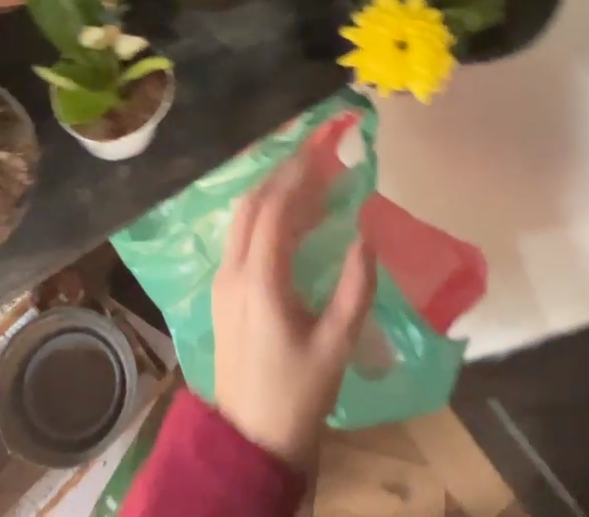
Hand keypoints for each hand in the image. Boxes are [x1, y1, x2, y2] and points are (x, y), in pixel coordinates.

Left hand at [212, 143, 375, 468]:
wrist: (249, 437)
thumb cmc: (298, 392)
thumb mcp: (337, 343)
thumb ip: (354, 287)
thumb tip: (366, 234)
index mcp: (259, 280)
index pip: (273, 209)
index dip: (297, 175)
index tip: (322, 151)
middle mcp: (232, 271)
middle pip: (250, 204)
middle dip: (281, 174)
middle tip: (316, 156)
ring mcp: (222, 280)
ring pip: (241, 219)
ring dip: (271, 192)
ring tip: (309, 180)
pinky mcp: (222, 291)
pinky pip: (240, 237)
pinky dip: (264, 216)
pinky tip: (291, 219)